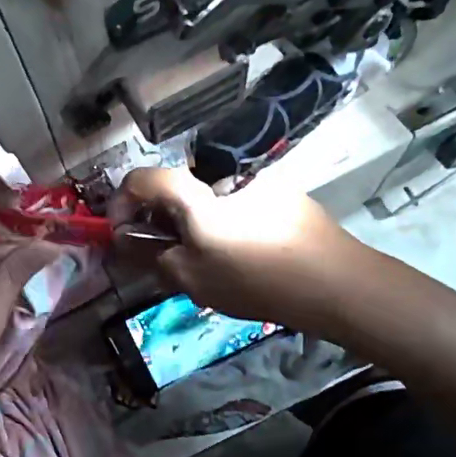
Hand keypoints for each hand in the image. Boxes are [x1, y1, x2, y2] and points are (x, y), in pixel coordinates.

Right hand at [108, 168, 363, 329]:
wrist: (333, 281)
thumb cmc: (255, 280)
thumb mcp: (191, 279)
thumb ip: (151, 255)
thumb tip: (126, 238)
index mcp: (196, 195)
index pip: (142, 178)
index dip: (122, 202)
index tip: (123, 231)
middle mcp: (223, 175)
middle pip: (176, 188)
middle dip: (161, 217)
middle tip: (168, 253)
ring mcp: (257, 180)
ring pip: (209, 196)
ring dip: (197, 220)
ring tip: (213, 258)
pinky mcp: (284, 191)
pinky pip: (238, 200)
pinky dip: (228, 219)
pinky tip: (247, 252)